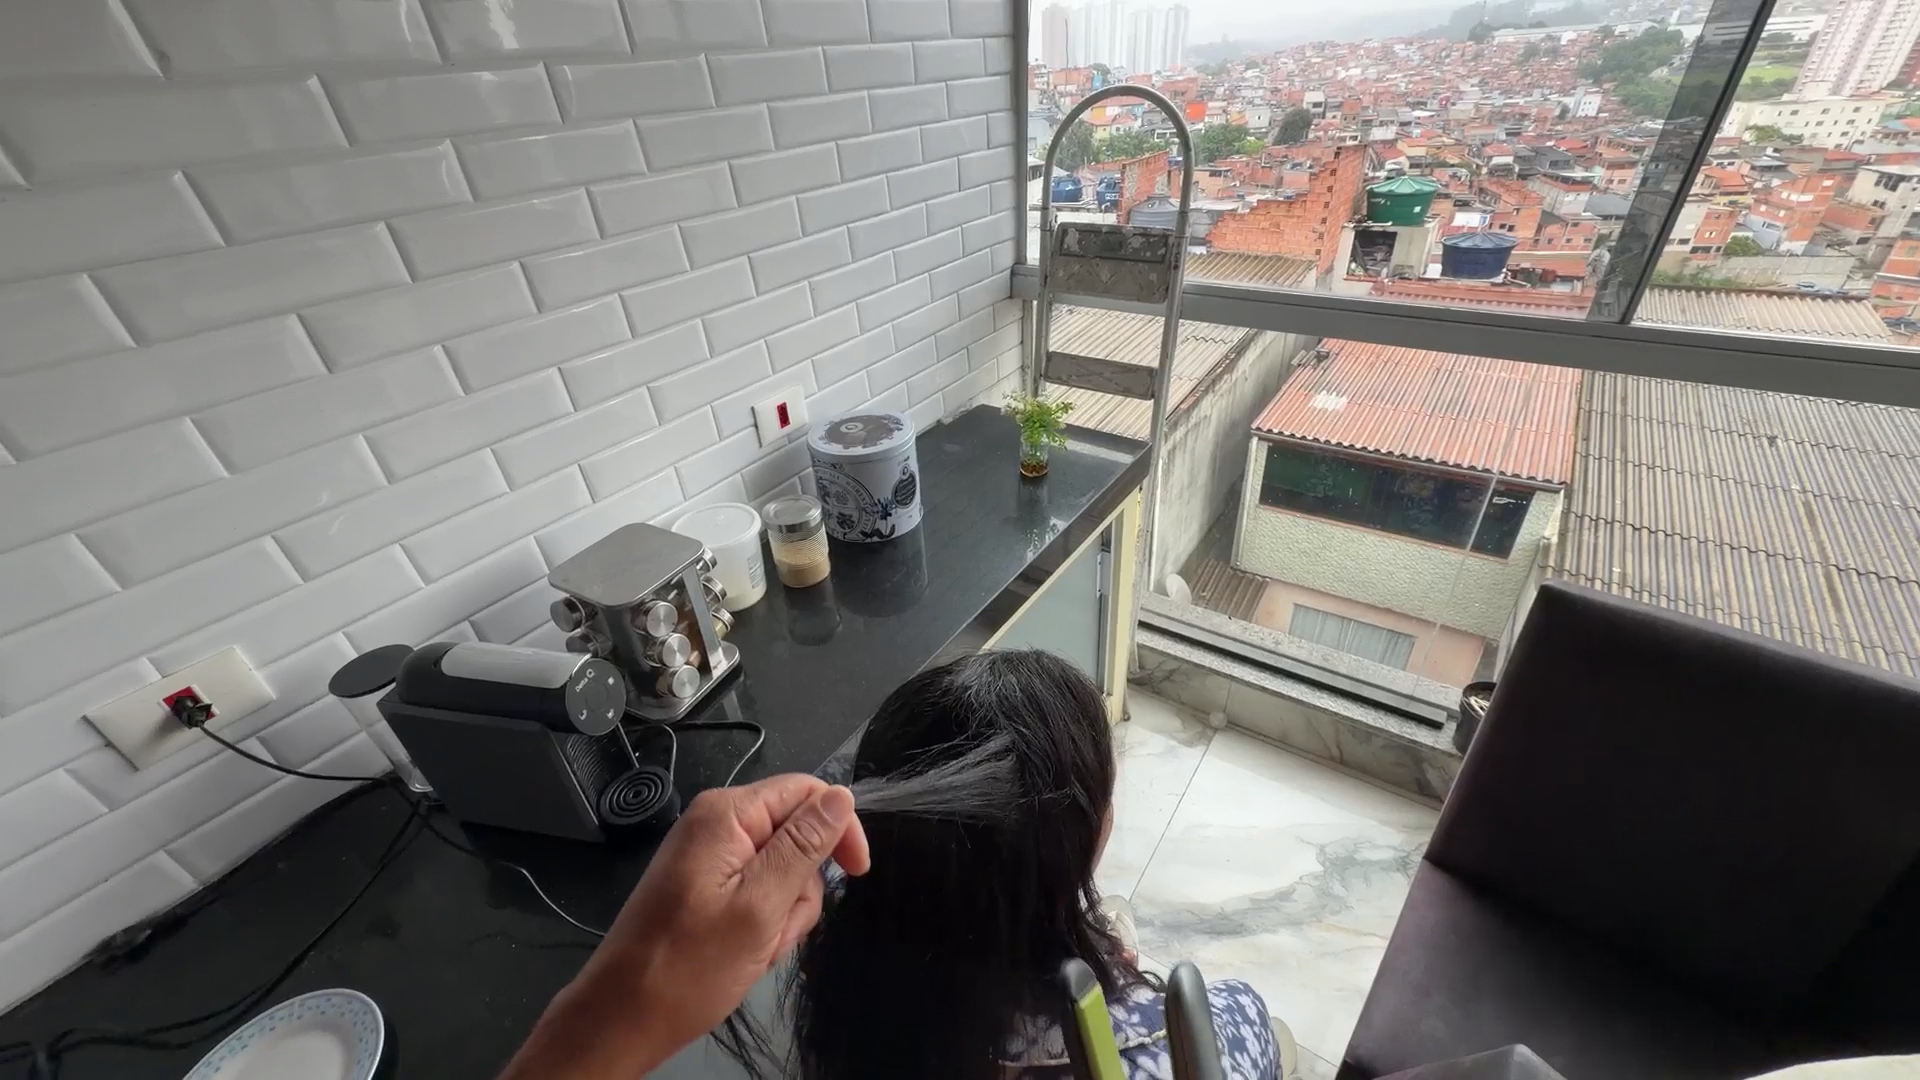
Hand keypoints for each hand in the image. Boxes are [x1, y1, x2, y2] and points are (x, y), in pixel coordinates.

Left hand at [497, 775, 869, 1078]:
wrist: (618, 1024)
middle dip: (802, 884)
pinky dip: (765, 918)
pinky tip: (748, 949)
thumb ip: (803, 846)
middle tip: (779, 928)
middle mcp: (718, 822)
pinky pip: (759, 885)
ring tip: (759, 947)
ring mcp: (710, 853)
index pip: (806, 791)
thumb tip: (842, 795)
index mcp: (727, 813)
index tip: (857, 873)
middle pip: (796, 830)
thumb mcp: (759, 906)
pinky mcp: (707, 881)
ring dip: (785, 909)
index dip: (839, 826)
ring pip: (783, 865)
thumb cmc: (686, 968)